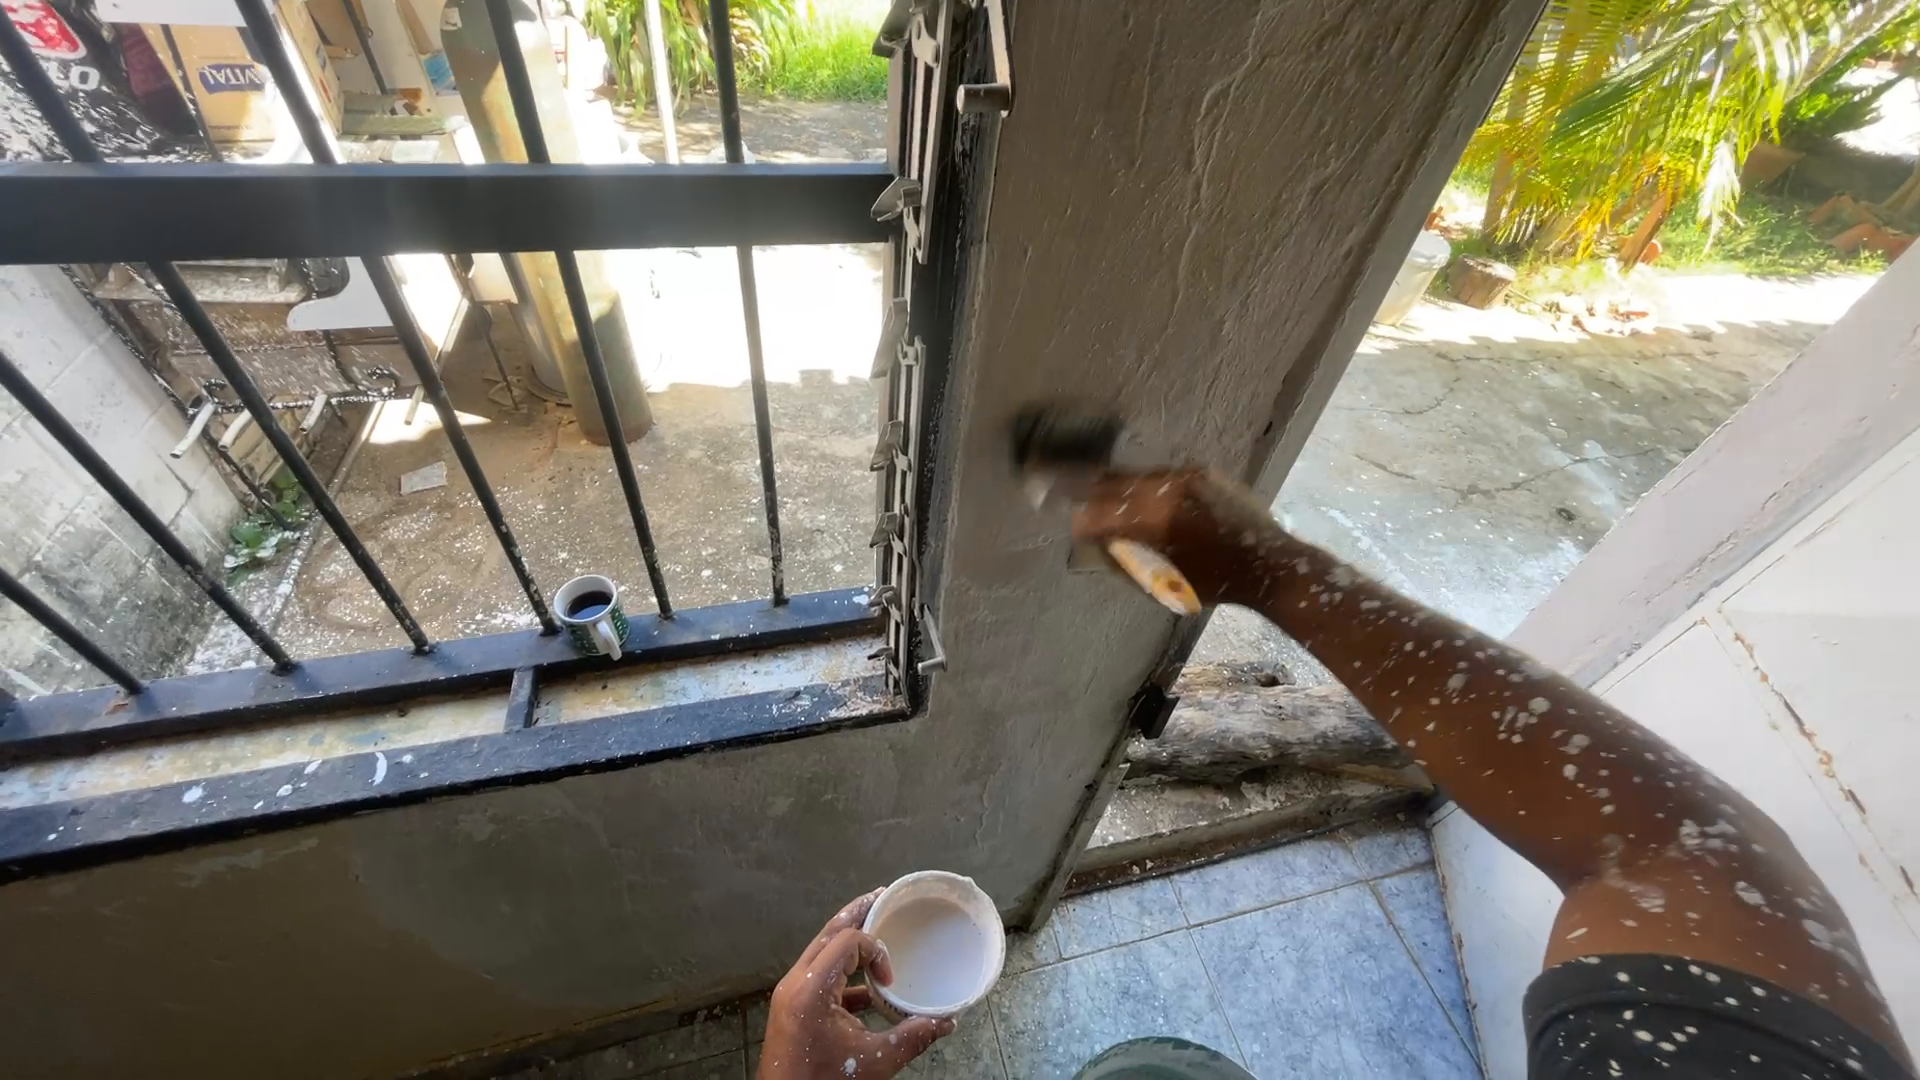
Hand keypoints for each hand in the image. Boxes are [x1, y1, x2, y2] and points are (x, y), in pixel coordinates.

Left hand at [756, 889, 953, 1079]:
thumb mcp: (873, 1064)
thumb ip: (911, 1037)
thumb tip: (947, 1021)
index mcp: (811, 989)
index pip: (848, 941)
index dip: (876, 951)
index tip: (890, 979)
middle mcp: (796, 982)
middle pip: (829, 932)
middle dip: (859, 913)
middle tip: (884, 896)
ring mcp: (790, 993)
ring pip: (821, 948)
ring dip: (849, 937)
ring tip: (875, 924)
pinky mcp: (792, 1006)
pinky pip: (818, 971)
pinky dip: (842, 967)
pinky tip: (866, 981)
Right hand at [1069, 468, 1284, 606]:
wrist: (1272, 565)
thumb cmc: (1216, 583)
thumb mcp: (1165, 582)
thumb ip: (1125, 562)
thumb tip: (1096, 545)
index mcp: (1156, 521)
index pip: (1103, 512)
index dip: (1079, 513)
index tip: (1060, 513)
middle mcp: (1169, 491)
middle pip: (1115, 484)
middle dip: (1086, 487)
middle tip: (1057, 482)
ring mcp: (1187, 478)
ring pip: (1138, 476)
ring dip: (1114, 483)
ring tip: (1091, 484)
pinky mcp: (1203, 474)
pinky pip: (1163, 475)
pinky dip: (1144, 483)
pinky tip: (1135, 489)